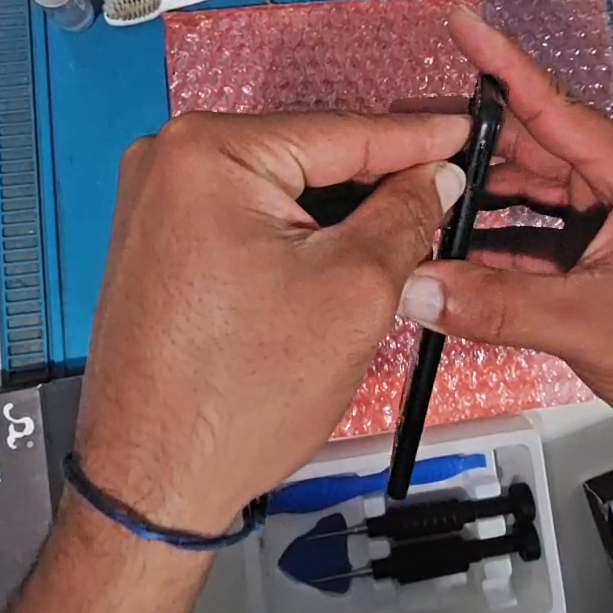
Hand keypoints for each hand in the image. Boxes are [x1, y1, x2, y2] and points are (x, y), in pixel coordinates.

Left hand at [74, 111, 468, 534]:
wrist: (151, 481)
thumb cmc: (234, 397)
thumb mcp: (354, 291)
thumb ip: (405, 215)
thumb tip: (434, 175)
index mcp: (208, 152)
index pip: (339, 131)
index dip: (414, 138)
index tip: (460, 132)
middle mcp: (170, 158)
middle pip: (306, 154)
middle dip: (376, 176)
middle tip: (442, 183)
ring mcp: (157, 197)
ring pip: (280, 183)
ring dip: (339, 206)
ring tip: (403, 220)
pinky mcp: (160, 233)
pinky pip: (247, 209)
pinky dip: (298, 225)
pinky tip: (340, 244)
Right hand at [394, 8, 612, 448]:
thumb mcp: (591, 323)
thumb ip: (498, 304)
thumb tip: (419, 286)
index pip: (554, 106)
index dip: (503, 62)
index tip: (465, 23)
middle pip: (530, 146)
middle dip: (470, 140)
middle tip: (411, 133)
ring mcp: (605, 220)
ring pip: (526, 189)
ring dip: (477, 192)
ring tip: (422, 187)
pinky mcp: (592, 253)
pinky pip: (529, 231)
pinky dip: (492, 237)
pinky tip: (453, 246)